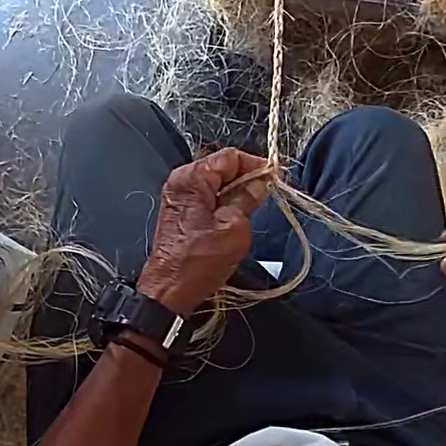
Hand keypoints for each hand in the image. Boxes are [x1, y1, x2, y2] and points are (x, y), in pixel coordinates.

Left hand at [136, 148, 271, 314]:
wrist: (171, 288)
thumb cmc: (198, 261)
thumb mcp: (234, 227)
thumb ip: (247, 198)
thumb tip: (260, 183)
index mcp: (192, 178)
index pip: (230, 156)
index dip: (256, 164)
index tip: (275, 177)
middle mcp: (181, 181)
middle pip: (222, 167)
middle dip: (246, 178)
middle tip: (267, 193)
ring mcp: (178, 196)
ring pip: (216, 182)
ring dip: (236, 191)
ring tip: (255, 206)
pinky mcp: (180, 211)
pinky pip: (207, 196)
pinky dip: (224, 201)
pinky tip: (237, 216)